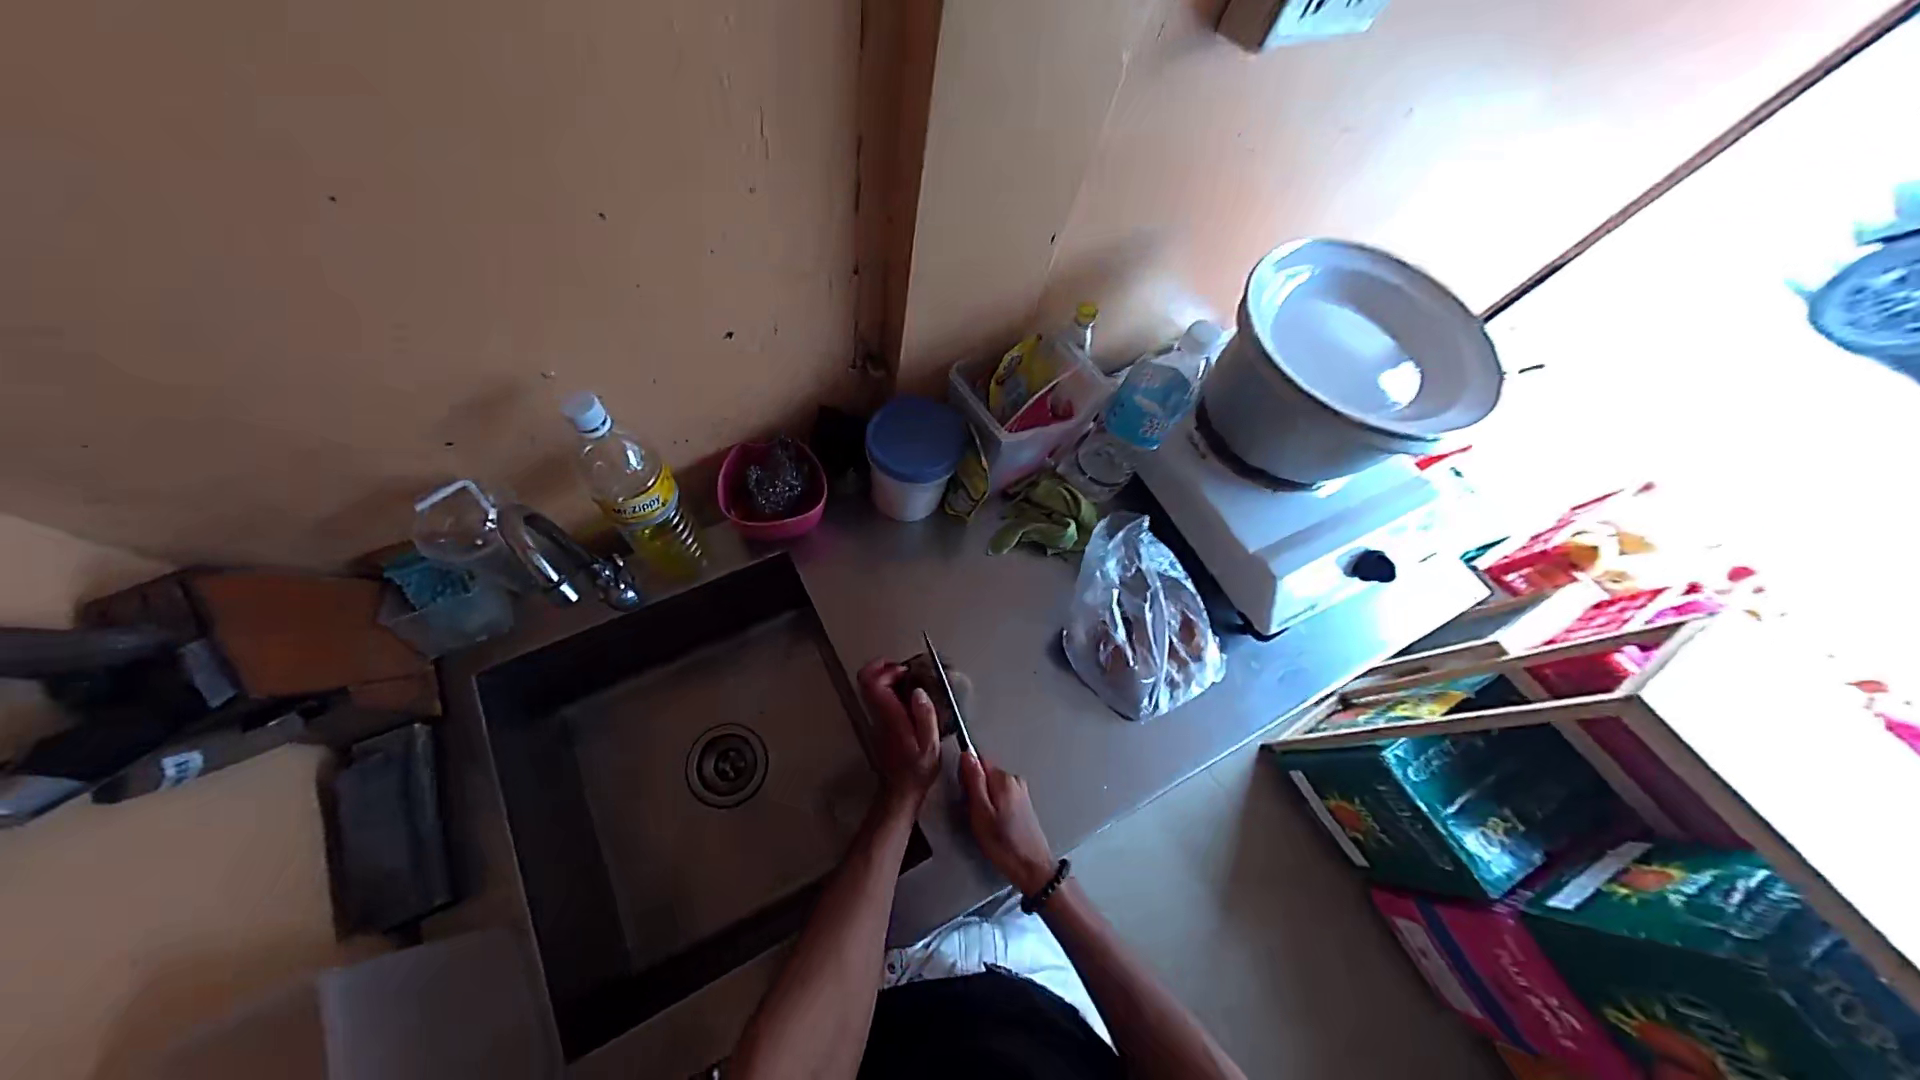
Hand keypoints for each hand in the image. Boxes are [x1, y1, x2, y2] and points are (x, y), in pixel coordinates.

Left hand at [857, 659, 941, 809]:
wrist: (900, 790)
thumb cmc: (916, 771)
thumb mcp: (930, 745)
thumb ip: (926, 716)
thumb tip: (919, 692)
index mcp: (891, 718)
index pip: (872, 684)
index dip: (884, 669)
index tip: (904, 669)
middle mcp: (878, 716)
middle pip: (866, 681)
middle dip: (883, 667)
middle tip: (903, 668)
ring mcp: (876, 720)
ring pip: (870, 688)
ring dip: (886, 677)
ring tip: (909, 679)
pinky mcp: (879, 724)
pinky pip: (878, 698)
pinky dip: (890, 689)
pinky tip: (909, 696)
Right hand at [960, 753, 1057, 896]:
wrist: (1032, 868)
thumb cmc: (1005, 846)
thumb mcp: (981, 813)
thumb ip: (973, 781)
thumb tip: (967, 754)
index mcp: (1004, 779)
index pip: (977, 760)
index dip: (966, 778)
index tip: (966, 796)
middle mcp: (1014, 781)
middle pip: (984, 773)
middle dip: (975, 791)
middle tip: (975, 814)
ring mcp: (1020, 792)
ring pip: (991, 787)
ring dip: (984, 801)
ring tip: (986, 824)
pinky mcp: (1022, 804)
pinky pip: (1000, 797)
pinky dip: (994, 808)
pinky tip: (996, 826)